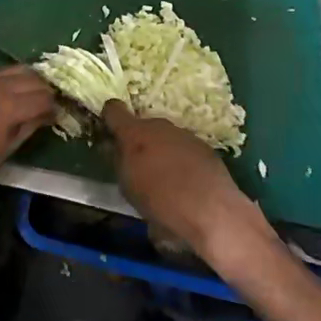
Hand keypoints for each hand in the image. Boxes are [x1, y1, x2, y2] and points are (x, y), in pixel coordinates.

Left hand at [0, 67, 53, 191]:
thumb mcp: (10, 145)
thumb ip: (32, 124)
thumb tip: (51, 113)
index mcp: (9, 105)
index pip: (44, 97)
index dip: (55, 106)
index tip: (59, 114)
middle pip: (35, 79)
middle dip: (47, 91)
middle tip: (51, 104)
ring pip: (21, 69)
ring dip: (33, 80)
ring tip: (36, 95)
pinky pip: (4, 71)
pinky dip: (16, 77)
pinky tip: (18, 90)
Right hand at [105, 101, 269, 256]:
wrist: (210, 209)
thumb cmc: (159, 200)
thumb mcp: (126, 185)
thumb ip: (118, 160)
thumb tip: (114, 148)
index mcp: (134, 133)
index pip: (113, 110)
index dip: (110, 118)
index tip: (110, 133)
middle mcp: (159, 126)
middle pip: (143, 126)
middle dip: (139, 142)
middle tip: (139, 167)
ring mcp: (184, 134)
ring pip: (165, 138)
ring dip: (162, 152)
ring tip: (165, 180)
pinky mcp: (205, 147)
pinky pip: (185, 149)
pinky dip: (182, 161)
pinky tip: (186, 184)